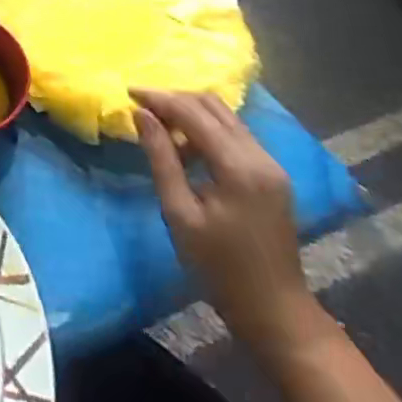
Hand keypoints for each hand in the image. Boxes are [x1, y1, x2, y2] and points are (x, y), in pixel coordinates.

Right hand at [132, 89, 327, 357]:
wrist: (274, 309)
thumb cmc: (218, 266)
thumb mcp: (179, 213)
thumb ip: (161, 158)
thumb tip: (141, 114)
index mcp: (239, 167)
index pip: (194, 113)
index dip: (159, 98)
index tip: (127, 92)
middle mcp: (261, 157)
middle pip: (214, 106)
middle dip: (174, 99)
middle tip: (140, 106)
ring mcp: (271, 165)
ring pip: (226, 117)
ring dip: (190, 113)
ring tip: (158, 125)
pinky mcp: (272, 174)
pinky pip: (235, 135)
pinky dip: (207, 130)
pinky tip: (185, 147)